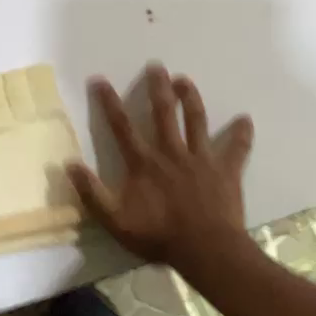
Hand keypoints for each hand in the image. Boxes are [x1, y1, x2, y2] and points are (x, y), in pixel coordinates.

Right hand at [67, 64, 255, 275]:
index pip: (121, 127)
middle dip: (157, 87)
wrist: (206, 250)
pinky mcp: (225, 171)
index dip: (109, 102)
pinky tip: (246, 119)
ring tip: (185, 80)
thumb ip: (92, 192)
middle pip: (163, 113)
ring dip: (190, 98)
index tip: (100, 79)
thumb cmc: (158, 236)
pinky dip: (241, 134)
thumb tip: (69, 164)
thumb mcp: (115, 220)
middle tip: (156, 65)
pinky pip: (236, 149)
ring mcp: (201, 159)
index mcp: (143, 163)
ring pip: (196, 121)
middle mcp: (171, 153)